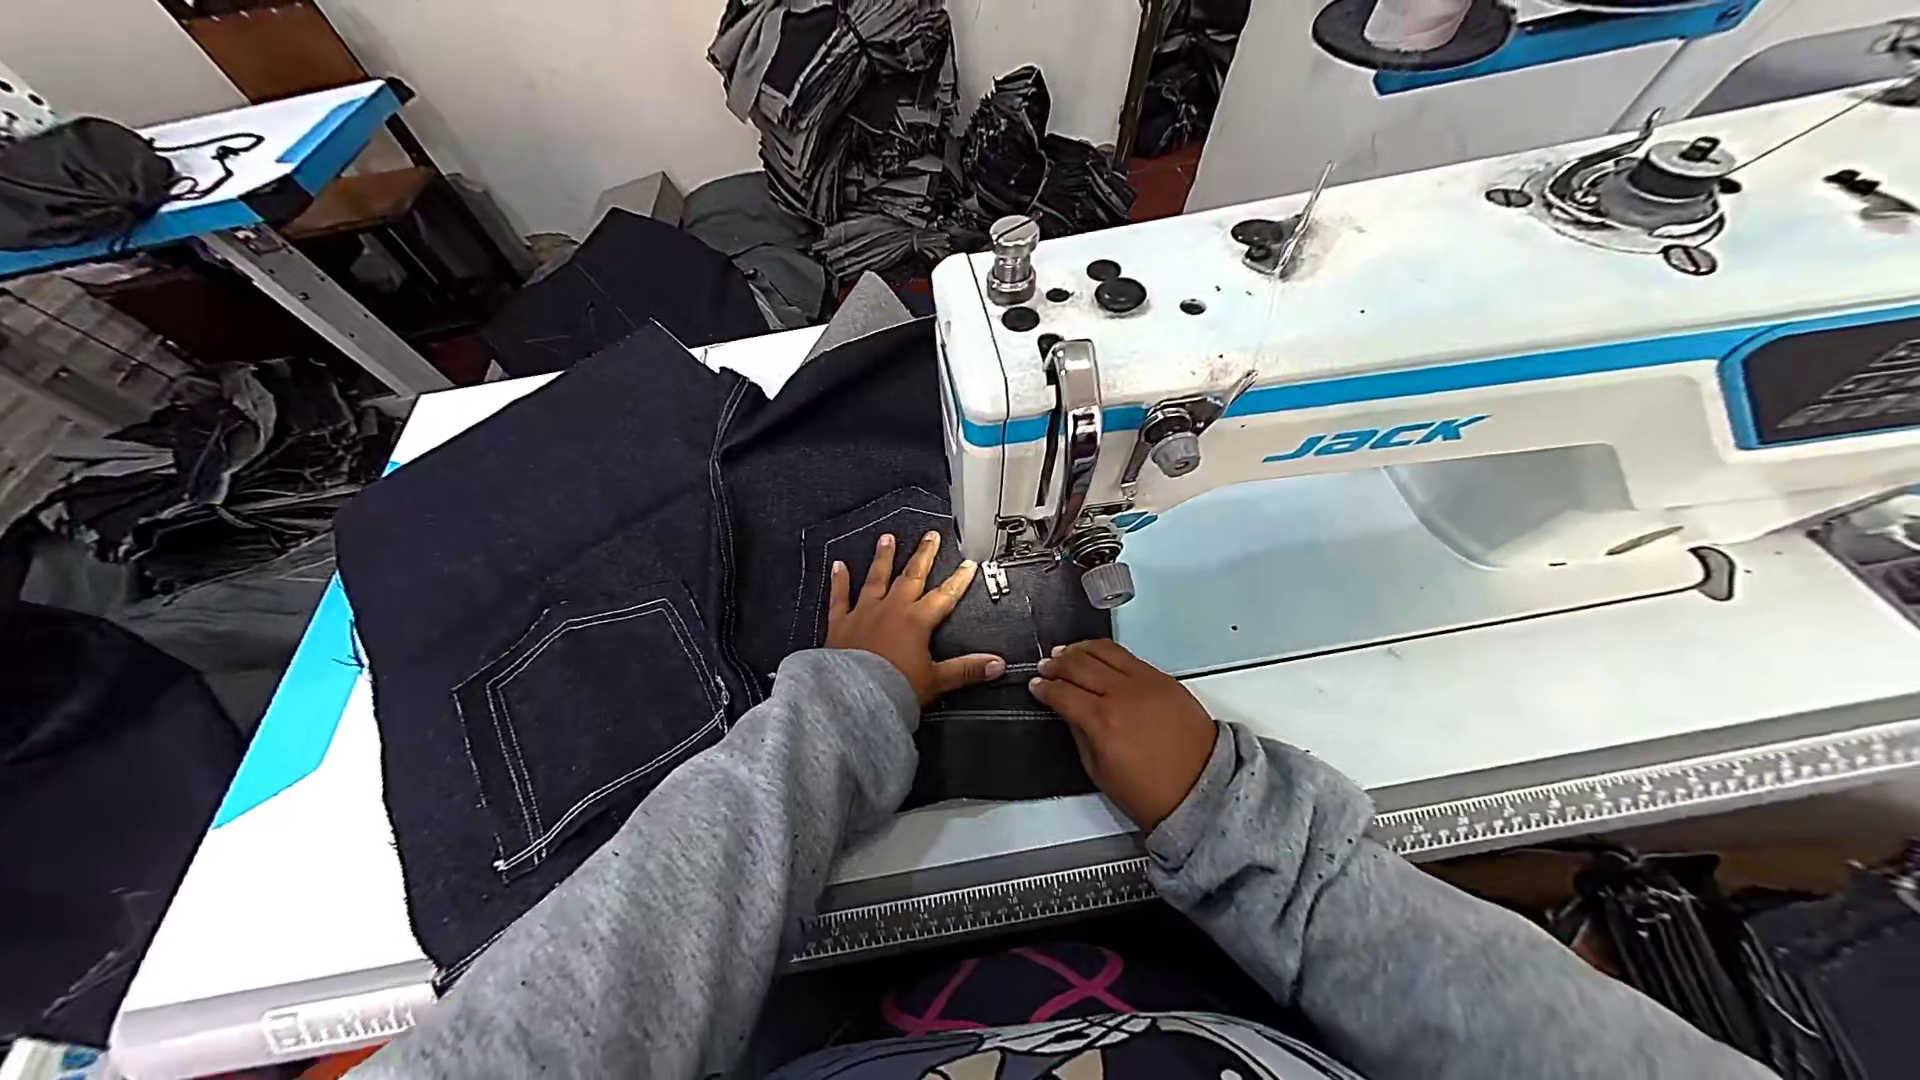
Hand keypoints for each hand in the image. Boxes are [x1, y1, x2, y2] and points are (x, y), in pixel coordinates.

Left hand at [826, 531, 1006, 705]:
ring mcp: (864, 613)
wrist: (853, 696)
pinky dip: (839, 581)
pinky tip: (838, 566)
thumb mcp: (937, 681)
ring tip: (887, 539)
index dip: (959, 579)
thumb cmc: (893, 688)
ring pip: (876, 578)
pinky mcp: (841, 623)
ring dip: (883, 558)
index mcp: (916, 622)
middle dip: (924, 555)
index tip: (968, 564)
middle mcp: (891, 610)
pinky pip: (840, 597)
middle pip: (912, 576)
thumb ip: (967, 670)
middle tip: (930, 536)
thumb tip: (997, 665)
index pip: (945, 595)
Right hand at [1030, 639, 1217, 831]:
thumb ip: (1079, 735)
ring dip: (1079, 649)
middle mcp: (1122, 694)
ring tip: (1066, 652)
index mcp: (1102, 721)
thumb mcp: (1100, 773)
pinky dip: (1106, 652)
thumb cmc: (1151, 793)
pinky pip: (1128, 656)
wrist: (1204, 791)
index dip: (1044, 687)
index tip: (1035, 685)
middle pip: (1079, 665)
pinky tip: (1097, 656)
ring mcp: (1145, 682)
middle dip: (1057, 664)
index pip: (1062, 693)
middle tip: (1045, 665)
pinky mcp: (1164, 679)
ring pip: (1103, 650)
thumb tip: (1068, 712)